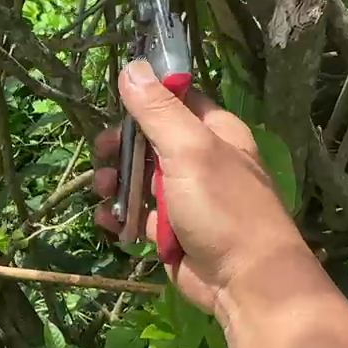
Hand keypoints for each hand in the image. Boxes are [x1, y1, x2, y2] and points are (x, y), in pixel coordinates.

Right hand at [94, 60, 310, 315]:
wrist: (243, 280)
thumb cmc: (222, 208)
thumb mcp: (188, 150)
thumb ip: (157, 111)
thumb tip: (132, 68)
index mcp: (214, 132)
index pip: (176, 101)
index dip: (145, 101)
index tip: (117, 107)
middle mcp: (199, 160)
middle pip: (149, 141)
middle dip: (121, 149)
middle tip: (104, 156)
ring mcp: (184, 197)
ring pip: (138, 180)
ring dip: (115, 184)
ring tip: (104, 192)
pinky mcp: (170, 230)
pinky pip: (137, 215)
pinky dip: (120, 217)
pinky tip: (109, 222)